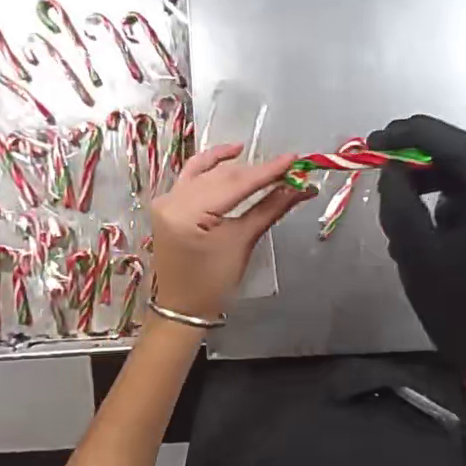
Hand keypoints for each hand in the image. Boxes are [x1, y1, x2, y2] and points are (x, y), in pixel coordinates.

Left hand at [148, 143, 315, 319]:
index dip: (267, 171)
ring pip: (206, 173)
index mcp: (186, 213)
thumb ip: (269, 209)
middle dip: (256, 171)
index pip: (234, 183)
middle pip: (221, 176)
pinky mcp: (168, 206)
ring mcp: (166, 202)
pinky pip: (192, 178)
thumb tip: (298, 188)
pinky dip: (211, 167)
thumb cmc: (212, 284)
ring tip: (260, 159)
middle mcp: (171, 200)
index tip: (294, 160)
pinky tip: (229, 156)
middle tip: (288, 167)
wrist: (183, 309)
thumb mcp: (241, 244)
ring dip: (234, 165)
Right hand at [374, 115, 465, 384]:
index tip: (387, 132)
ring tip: (396, 179)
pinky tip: (418, 203)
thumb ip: (400, 203)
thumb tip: (391, 168)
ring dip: (432, 171)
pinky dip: (442, 191)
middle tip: (386, 146)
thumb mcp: (414, 249)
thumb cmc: (444, 300)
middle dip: (427, 149)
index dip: (426, 136)